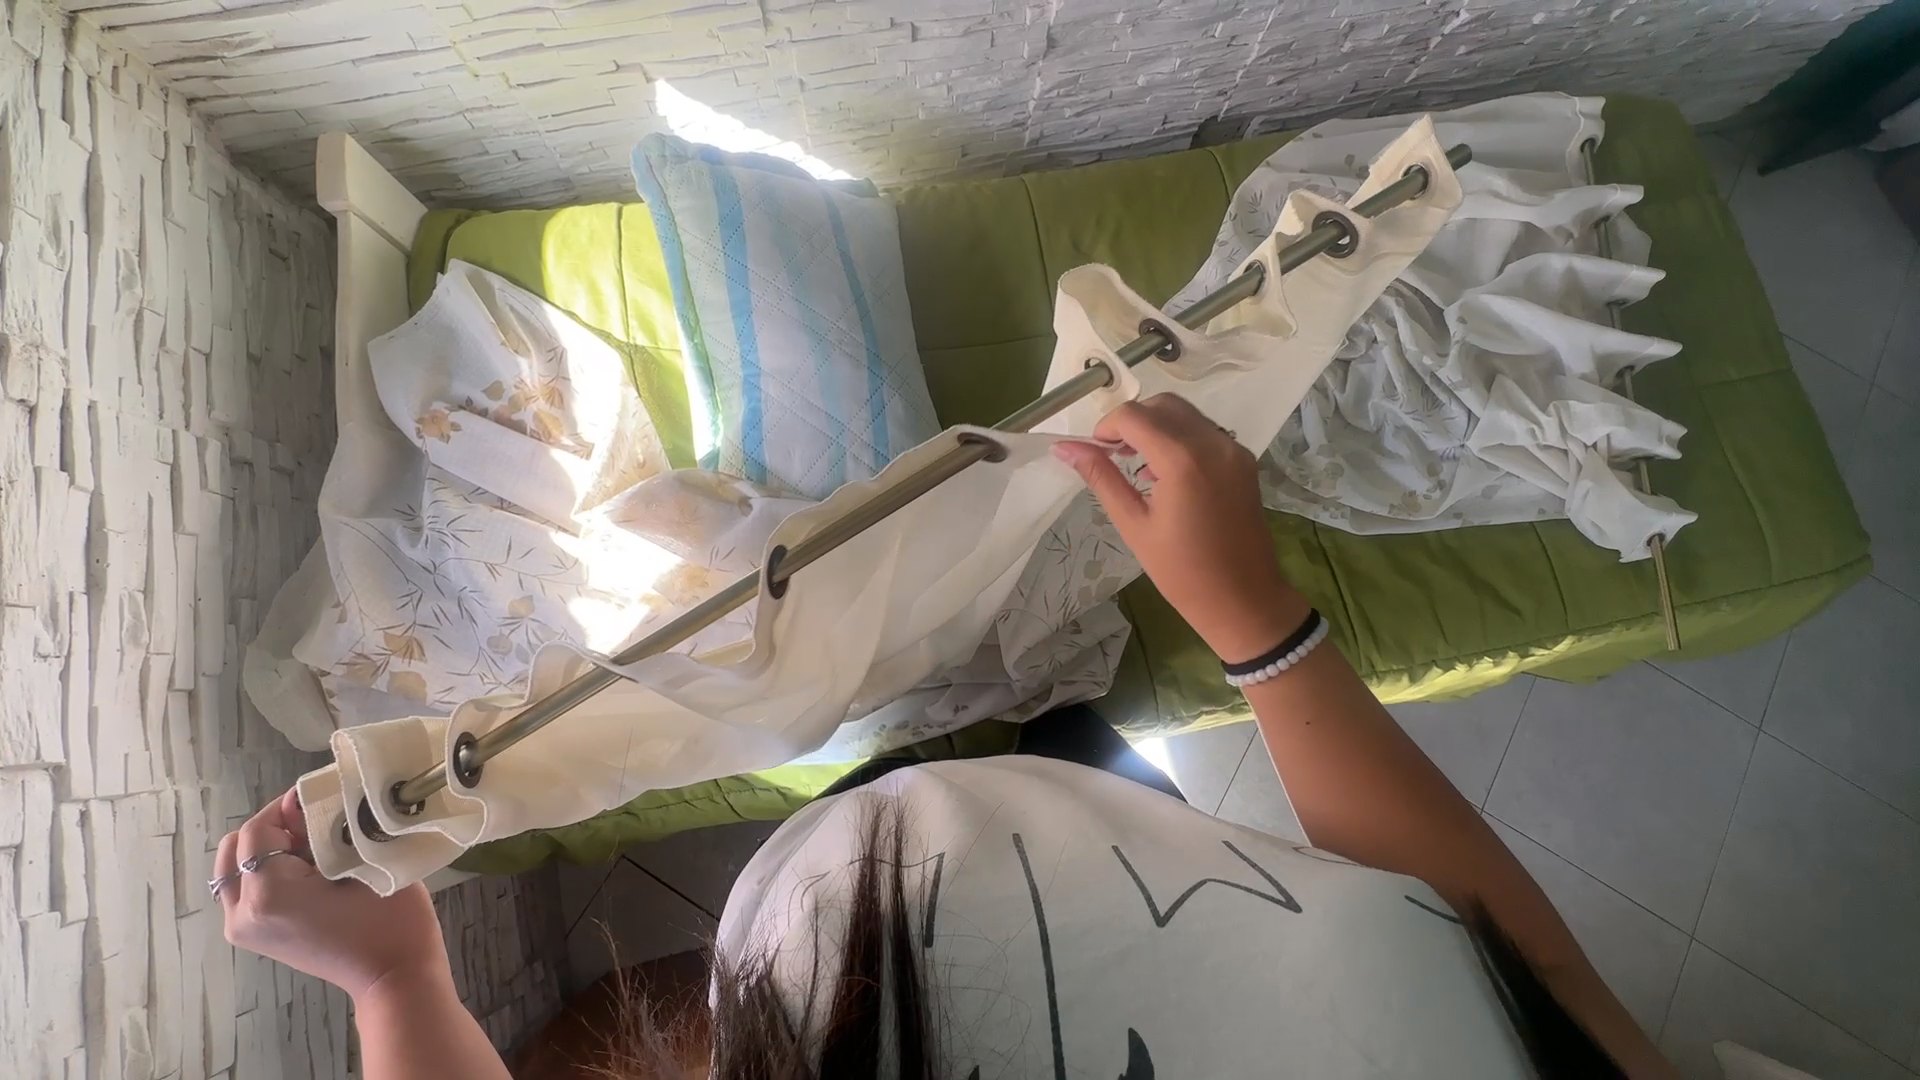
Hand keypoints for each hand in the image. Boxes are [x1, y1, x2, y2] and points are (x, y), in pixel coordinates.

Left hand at [217, 788, 449, 1002]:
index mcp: (269, 895)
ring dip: (266, 846)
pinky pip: (243, 887)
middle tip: (318, 818)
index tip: (324, 795)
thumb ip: (326, 832)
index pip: (257, 832)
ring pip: (234, 869)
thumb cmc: (390, 916)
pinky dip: (266, 867)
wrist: (392, 970)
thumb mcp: (366, 863)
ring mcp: (242, 928)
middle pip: (235, 848)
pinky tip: (307, 866)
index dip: (287, 806)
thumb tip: (303, 800)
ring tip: (313, 841)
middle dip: (273, 825)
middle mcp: (240, 913)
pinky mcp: (253, 934)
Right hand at [1052, 394, 1310, 662]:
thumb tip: (1064, 448)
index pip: (1134, 416)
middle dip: (1131, 421)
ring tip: (1138, 467)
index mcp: (1182, 460)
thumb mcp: (1132, 524)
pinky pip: (1204, 431)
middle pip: (1161, 405)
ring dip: (1155, 426)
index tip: (1096, 452)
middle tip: (1113, 455)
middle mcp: (1212, 443)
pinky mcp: (1243, 459)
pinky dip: (1179, 437)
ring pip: (1185, 413)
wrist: (1242, 597)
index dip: (1107, 427)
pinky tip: (1166, 474)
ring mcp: (1233, 449)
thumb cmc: (1180, 571)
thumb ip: (1100, 477)